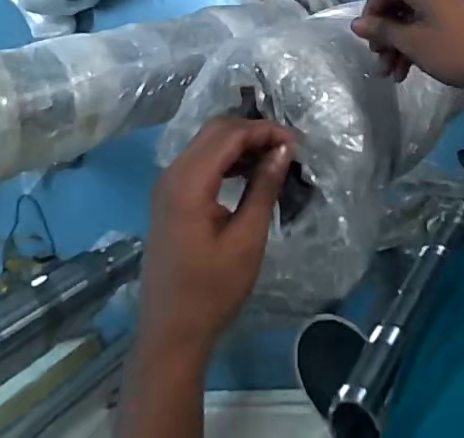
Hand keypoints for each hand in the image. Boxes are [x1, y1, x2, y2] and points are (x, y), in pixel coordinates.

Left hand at [140, 117, 295, 358]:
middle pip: (216, 130)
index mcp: (188, 182)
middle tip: (287, 147)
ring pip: (207, 142)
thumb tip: (284, 149)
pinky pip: (199, 160)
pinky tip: (249, 171)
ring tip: (274, 156)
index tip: (297, 143)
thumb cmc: (212, 290)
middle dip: (253, 131)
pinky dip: (226, 157)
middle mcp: (172, 174)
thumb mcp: (247, 239)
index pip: (230, 135)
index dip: (265, 131)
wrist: (170, 334)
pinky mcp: (169, 197)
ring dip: (240, 142)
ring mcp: (167, 185)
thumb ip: (264, 187)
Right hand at [350, 0, 463, 93]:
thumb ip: (382, 31)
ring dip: (395, 46)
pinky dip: (411, 48)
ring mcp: (444, 8)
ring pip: (408, 21)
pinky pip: (423, 30)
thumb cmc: (453, 52)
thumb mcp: (412, 43)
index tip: (365, 37)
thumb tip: (356, 23)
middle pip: (396, 4)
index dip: (370, 10)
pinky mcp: (452, 24)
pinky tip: (404, 73)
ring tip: (389, 74)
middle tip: (378, 57)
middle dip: (383, 33)